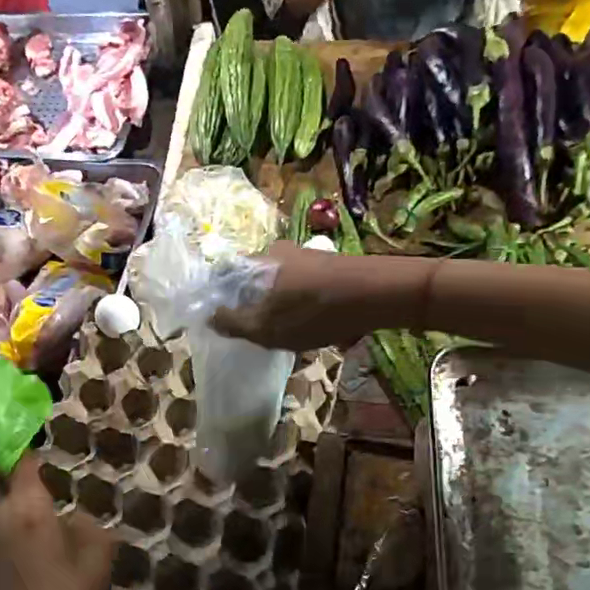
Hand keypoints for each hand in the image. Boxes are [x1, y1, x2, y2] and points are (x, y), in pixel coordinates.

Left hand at [0, 438, 114, 589]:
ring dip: (1, 500)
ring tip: (30, 517)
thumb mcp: (100, 551)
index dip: (17, 432)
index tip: (11, 410)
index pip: (19, 459)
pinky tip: (28, 566)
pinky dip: (6, 539)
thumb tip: (66, 519)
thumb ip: (83, 522)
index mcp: (28, 510)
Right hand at [211, 241, 434, 351]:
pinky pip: (314, 294)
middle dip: (264, 311)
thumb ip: (235, 324)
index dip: (226, 299)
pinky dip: (316, 312)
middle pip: (261, 284)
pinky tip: (331, 331)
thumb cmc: (314, 311)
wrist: (378, 295)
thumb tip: (211, 317)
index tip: (232, 323)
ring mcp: (312, 258)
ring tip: (305, 338)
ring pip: (289, 290)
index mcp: (261, 260)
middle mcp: (284, 251)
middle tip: (272, 335)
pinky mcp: (335, 268)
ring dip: (293, 314)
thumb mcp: (267, 328)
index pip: (230, 274)